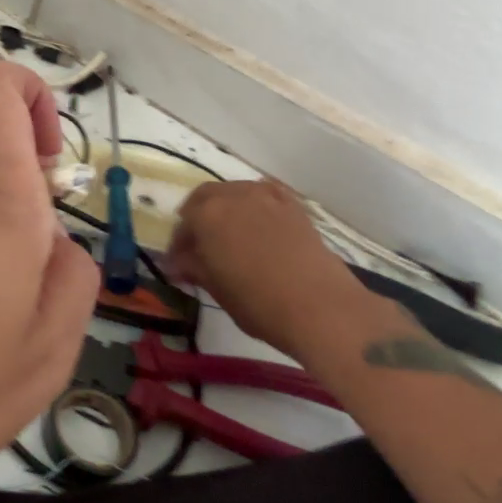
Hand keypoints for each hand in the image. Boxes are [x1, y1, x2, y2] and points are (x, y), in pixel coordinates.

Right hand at [168, 178, 367, 359]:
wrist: (323, 309)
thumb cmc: (259, 302)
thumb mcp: (216, 289)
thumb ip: (194, 268)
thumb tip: (178, 264)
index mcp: (206, 215)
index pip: (182, 226)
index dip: (178, 246)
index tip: (179, 265)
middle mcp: (233, 196)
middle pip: (205, 198)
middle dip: (198, 218)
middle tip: (199, 245)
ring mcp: (267, 198)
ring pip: (236, 192)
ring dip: (226, 208)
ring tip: (230, 234)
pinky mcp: (295, 208)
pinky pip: (266, 194)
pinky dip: (257, 203)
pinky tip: (259, 220)